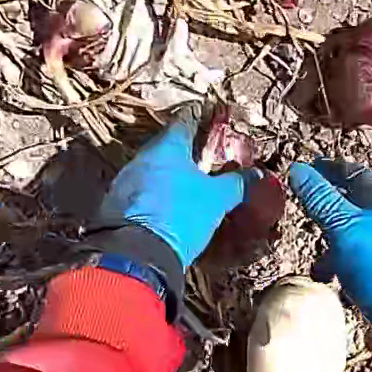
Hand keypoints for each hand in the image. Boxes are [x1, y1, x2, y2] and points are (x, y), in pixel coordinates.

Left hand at [95, 122, 248, 271]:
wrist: (138, 255)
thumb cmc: (182, 216)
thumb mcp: (218, 200)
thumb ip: (237, 183)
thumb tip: (257, 173)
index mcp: (167, 148)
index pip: (184, 121)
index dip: (199, 117)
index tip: (209, 117)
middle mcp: (142, 158)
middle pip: (166, 145)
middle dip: (185, 148)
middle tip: (203, 154)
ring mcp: (125, 181)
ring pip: (152, 168)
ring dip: (169, 172)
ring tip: (187, 183)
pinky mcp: (114, 204)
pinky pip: (141, 190)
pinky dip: (156, 192)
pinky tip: (167, 206)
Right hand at [287, 160, 371, 371]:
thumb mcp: (343, 228)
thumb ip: (320, 199)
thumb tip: (297, 169)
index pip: (354, 172)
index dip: (328, 168)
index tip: (306, 167)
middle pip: (358, 201)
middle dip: (330, 201)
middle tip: (305, 201)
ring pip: (359, 229)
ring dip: (334, 233)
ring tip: (313, 240)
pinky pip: (364, 254)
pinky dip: (344, 258)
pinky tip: (330, 273)